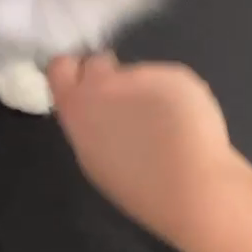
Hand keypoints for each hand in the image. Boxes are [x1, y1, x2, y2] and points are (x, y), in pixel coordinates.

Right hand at [47, 53, 251, 247]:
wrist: (192, 188)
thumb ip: (85, 121)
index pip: (60, 66)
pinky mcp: (176, 74)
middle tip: (128, 108)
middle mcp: (104, 82)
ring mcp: (142, 74)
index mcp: (76, 105)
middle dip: (109, 78)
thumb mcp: (92, 156)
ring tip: (166, 126)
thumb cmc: (137, 187)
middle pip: (98, 62)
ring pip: (138, 74)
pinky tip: (187, 123)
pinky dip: (174, 95)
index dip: (74, 74)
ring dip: (145, 91)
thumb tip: (93, 106)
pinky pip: (168, 80)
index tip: (85, 87)